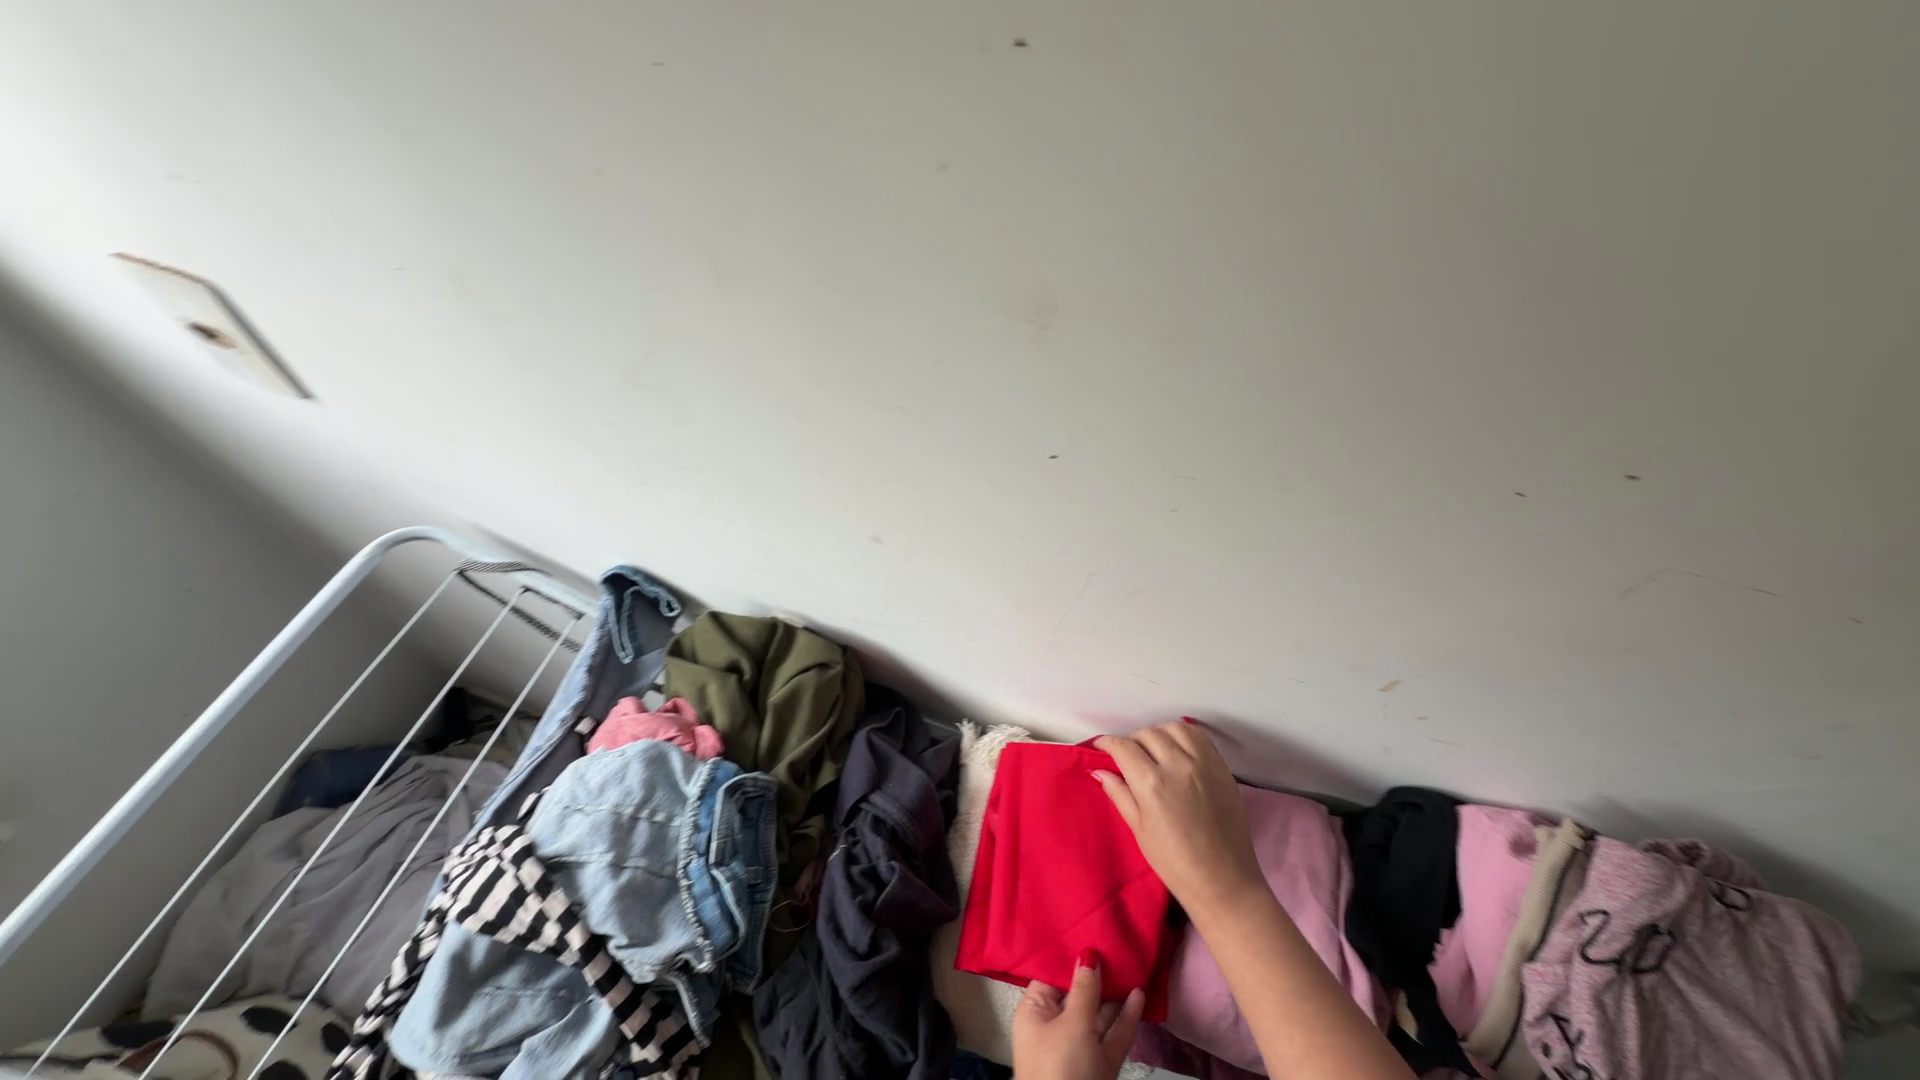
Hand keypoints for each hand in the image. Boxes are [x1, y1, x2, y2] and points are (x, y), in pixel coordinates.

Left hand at [1013, 951, 1145, 1079]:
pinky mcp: (1100, 1065)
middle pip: (1078, 994)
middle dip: (1097, 973)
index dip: (1070, 957)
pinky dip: (1126, 1016)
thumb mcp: (1071, 1023)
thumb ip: (1084, 988)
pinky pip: (1114, 1035)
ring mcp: (1080, 1048)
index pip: (1051, 977)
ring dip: (1115, 993)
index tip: (1090, 930)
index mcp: (1035, 1013)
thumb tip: (1088, 953)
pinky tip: (1140, 995)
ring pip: (1099, 1014)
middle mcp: (1056, 1027)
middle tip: (1118, 941)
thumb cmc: (1060, 1066)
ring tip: (1133, 963)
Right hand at [1093, 721, 1267, 920]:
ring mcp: (1204, 764)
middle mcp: (1178, 765)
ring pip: (1174, 728)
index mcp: (1152, 784)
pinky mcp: (1222, 768)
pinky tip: (1178, 749)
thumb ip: (1119, 794)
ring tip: (1154, 749)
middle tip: (1128, 756)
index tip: (1101, 746)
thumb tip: (1099, 771)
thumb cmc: (1174, 862)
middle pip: (1148, 733)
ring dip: (1159, 733)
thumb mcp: (1139, 830)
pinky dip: (1184, 735)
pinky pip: (1200, 737)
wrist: (1223, 880)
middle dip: (1132, 740)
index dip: (1108, 743)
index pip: (1123, 747)